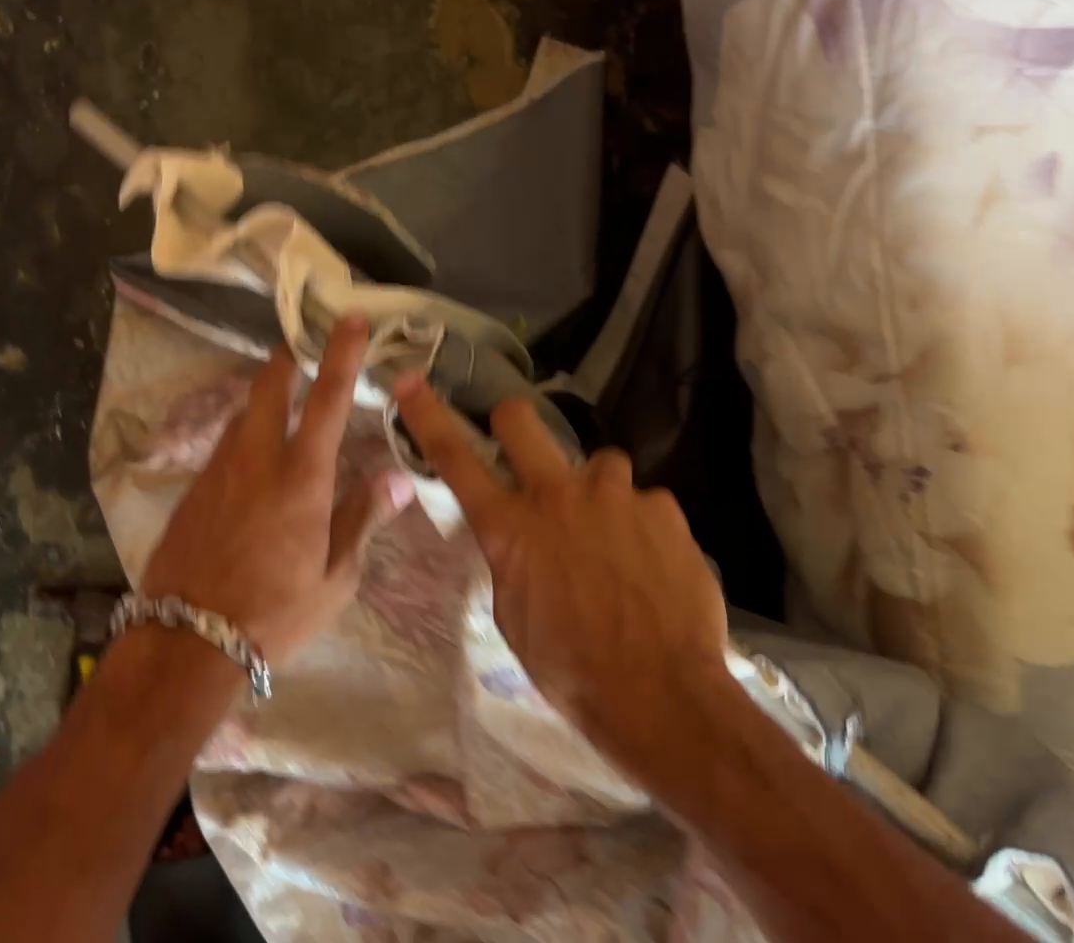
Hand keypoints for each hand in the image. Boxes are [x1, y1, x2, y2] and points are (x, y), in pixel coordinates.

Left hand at [140, 315, 414, 663]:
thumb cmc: (276, 613)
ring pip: (243, 414)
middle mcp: (257, 460)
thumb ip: (363, 519)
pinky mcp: (192, 491)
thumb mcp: (335, 578)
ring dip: (264, 398)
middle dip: (289, 358)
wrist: (187, 640)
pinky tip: (249, 458)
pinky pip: (223, 447)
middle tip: (302, 344)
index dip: (343, 354)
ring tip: (281, 399)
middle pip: (271, 387)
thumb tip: (397, 478)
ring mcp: (218, 472)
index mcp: (303, 479)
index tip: (352, 319)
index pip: (330, 401)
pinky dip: (243, 436)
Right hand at [392, 377, 729, 735]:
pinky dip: (641, 525)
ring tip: (611, 535)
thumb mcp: (513, 616)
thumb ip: (511, 562)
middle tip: (524, 449)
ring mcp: (615, 495)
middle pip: (522, 421)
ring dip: (595, 490)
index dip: (428, 415)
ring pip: (598, 463)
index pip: (455, 458)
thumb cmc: (569, 667)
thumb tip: (520, 543)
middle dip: (513, 423)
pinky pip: (644, 502)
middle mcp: (557, 495)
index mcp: (509, 527)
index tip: (410, 381)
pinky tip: (650, 565)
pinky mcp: (664, 509)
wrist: (658, 693)